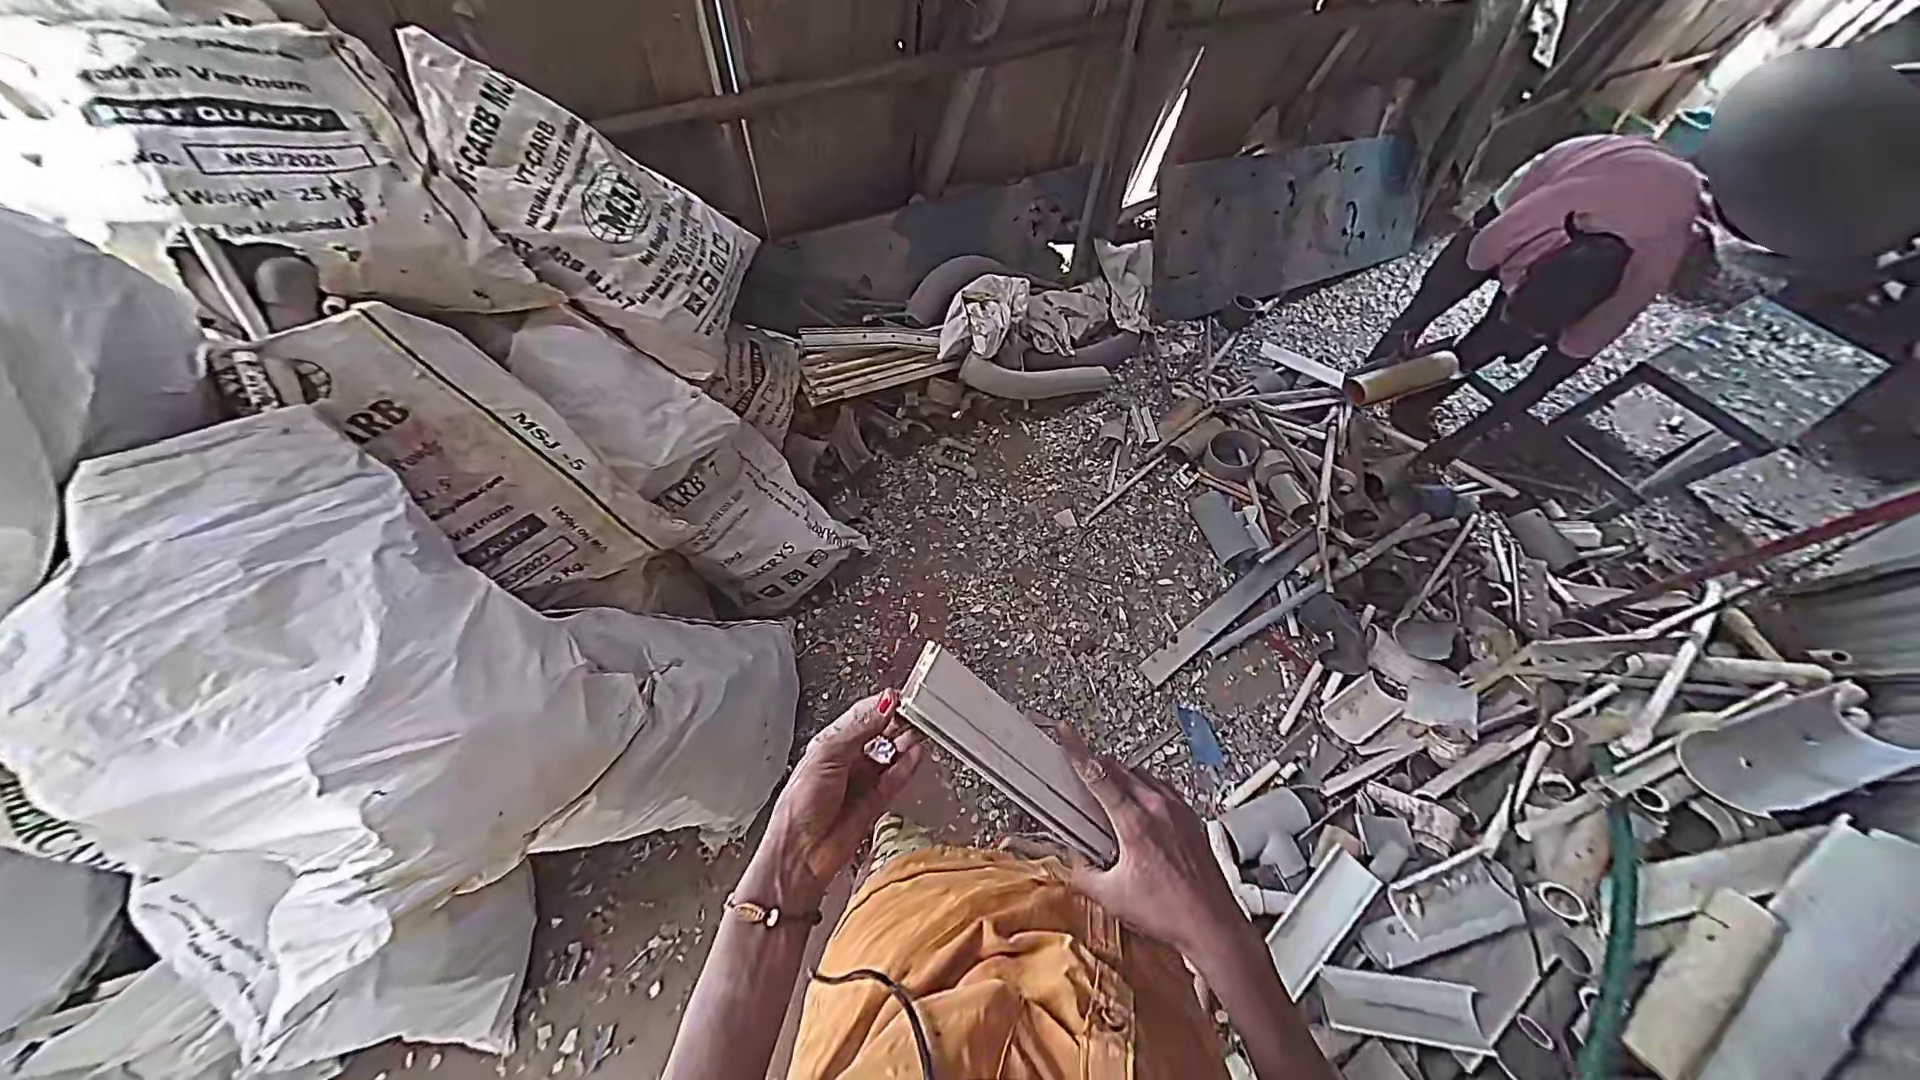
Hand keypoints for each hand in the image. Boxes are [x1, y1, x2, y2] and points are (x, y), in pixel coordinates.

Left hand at [744, 690, 925, 910]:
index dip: (882, 706)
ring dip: (905, 742)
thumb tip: (884, 704)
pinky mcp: (875, 801)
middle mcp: (848, 759)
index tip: (900, 698)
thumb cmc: (800, 805)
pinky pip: (896, 777)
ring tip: (920, 730)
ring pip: (891, 754)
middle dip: (897, 722)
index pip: (863, 716)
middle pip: (880, 733)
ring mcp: (863, 780)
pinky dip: (908, 765)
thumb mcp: (828, 754)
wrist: (800, 854)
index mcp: (831, 743)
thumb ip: (860, 728)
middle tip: (915, 713)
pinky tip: (917, 753)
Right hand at [1056, 727, 1248, 963]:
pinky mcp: (1191, 817)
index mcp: (1135, 822)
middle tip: (1082, 771)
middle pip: (1119, 768)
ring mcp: (1177, 810)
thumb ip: (1083, 875)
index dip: (1077, 750)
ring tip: (1109, 790)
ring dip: (1121, 775)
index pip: (1098, 775)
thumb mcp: (1113, 898)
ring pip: (1141, 773)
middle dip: (1097, 765)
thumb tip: (1071, 862)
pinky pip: (1162, 786)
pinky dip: (1145, 786)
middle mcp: (1157, 808)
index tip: (1066, 732)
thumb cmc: (1171, 913)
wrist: (1214, 927)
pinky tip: (1142, 803)